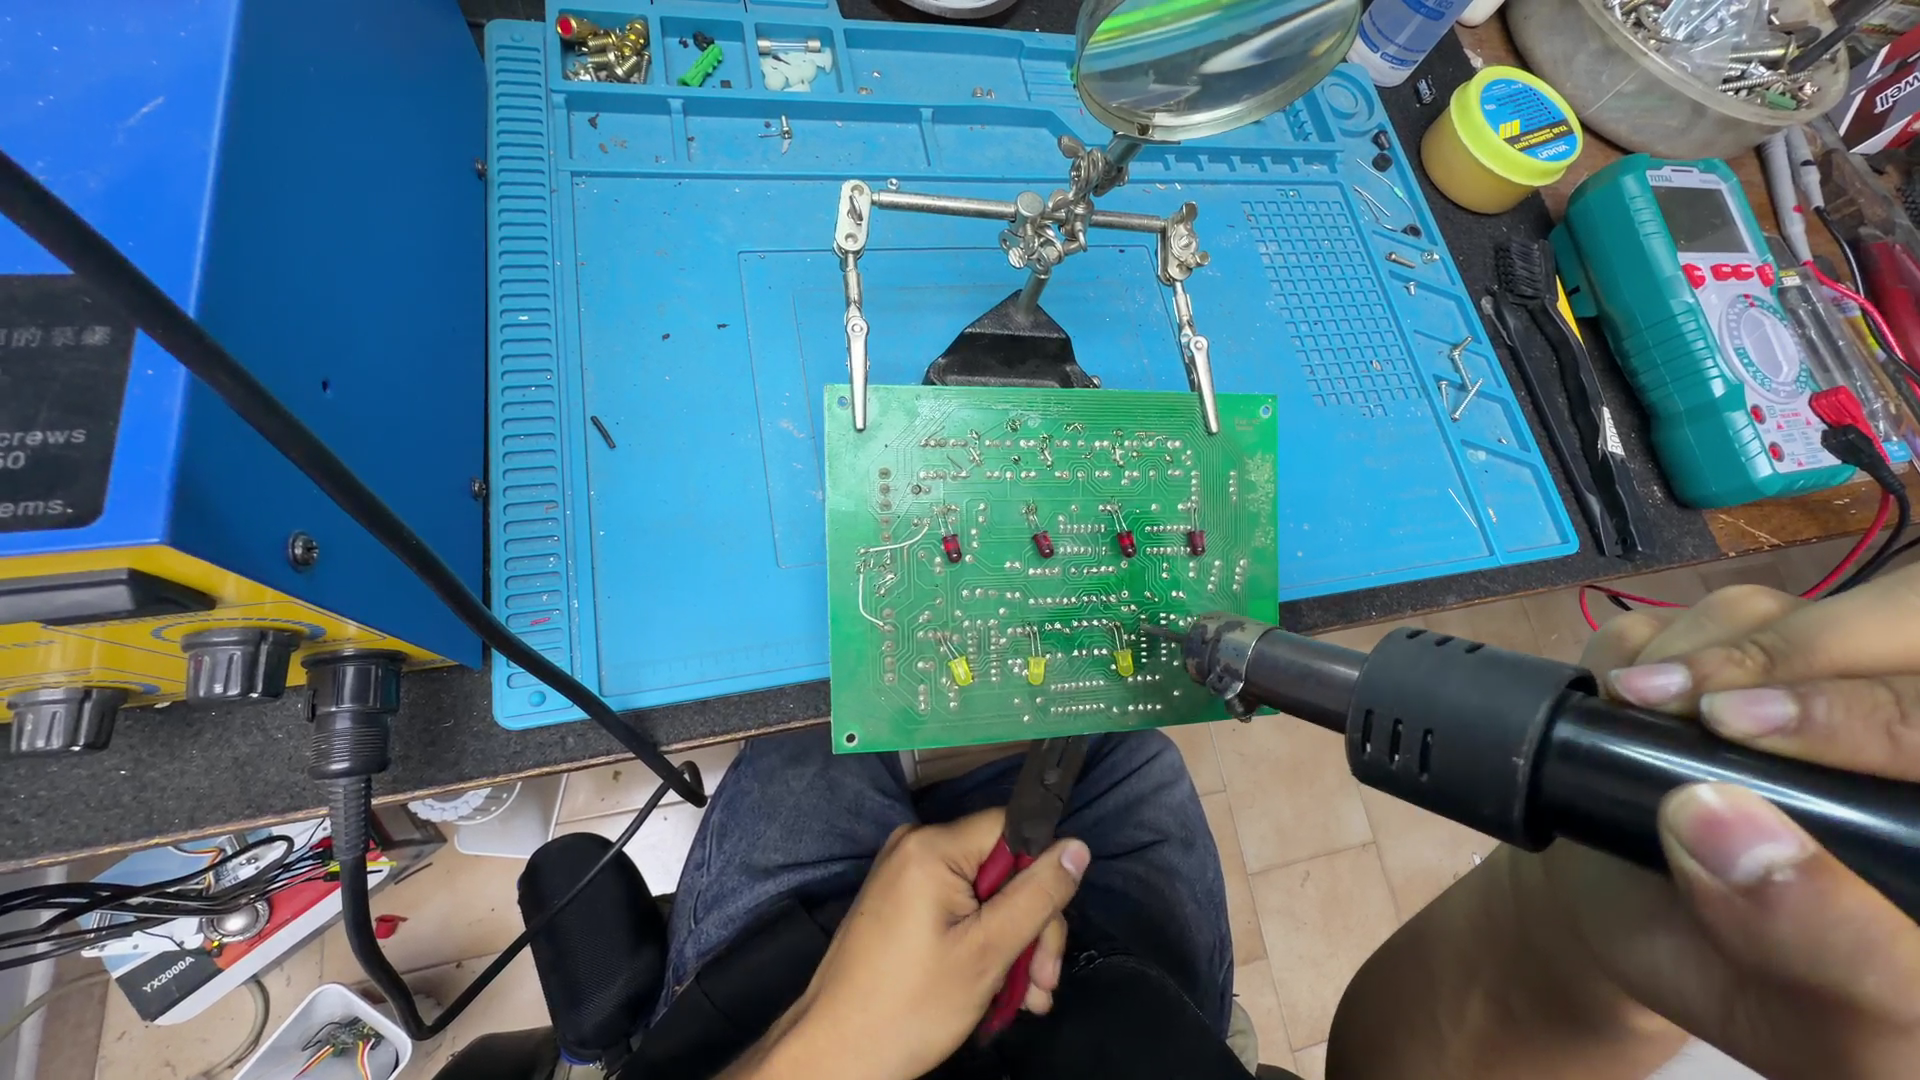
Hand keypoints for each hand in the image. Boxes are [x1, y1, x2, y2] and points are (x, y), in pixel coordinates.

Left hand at [728, 809, 1089, 1079]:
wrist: (834, 1057)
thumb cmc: (911, 1005)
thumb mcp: (988, 952)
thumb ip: (1037, 896)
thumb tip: (1077, 846)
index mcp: (932, 845)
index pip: (1011, 828)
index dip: (1041, 873)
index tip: (1053, 927)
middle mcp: (917, 846)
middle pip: (1001, 867)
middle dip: (1031, 925)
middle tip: (1042, 985)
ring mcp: (905, 875)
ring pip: (984, 894)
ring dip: (1012, 944)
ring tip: (1025, 1000)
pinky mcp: (901, 904)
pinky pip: (958, 909)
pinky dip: (982, 944)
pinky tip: (999, 990)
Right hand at [1522, 566, 1919, 1078]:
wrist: (1628, 912)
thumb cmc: (1743, 988)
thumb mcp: (1820, 1029)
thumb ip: (1822, 952)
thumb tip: (1715, 818)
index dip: (1870, 715)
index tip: (1732, 725)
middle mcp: (1915, 752)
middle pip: (1909, 628)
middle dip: (1783, 653)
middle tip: (1678, 699)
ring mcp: (1846, 684)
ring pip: (1806, 611)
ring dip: (1701, 649)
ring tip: (1631, 703)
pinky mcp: (1756, 653)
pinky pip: (1713, 610)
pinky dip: (1656, 641)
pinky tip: (1628, 697)